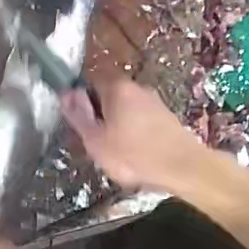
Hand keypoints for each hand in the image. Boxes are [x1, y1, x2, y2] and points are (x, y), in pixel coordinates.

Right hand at [62, 78, 218, 194]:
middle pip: (109, 96)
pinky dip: (135, 134)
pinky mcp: (168, 118)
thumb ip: (79, 116)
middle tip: (95, 142)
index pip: (89, 81)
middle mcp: (137, 88)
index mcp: (117, 87)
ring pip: (127, 110)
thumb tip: (66, 94)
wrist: (182, 167)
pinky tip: (136, 154)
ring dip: (118, 126)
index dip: (79, 100)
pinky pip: (142, 122)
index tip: (78, 123)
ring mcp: (155, 102)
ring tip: (116, 152)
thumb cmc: (133, 155)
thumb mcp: (96, 141)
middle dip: (100, 115)